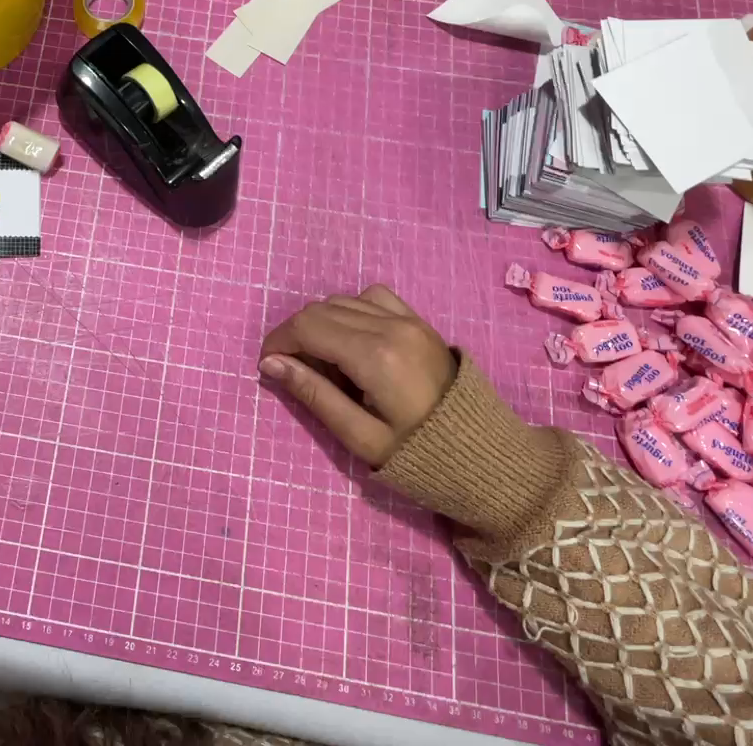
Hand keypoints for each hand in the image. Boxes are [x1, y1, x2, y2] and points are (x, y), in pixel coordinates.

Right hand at [259, 285, 458, 466]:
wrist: (484, 454)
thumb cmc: (419, 455)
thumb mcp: (360, 437)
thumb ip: (314, 395)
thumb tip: (272, 364)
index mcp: (375, 356)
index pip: (307, 327)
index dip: (278, 342)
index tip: (268, 366)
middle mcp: (390, 326)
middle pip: (320, 310)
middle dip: (295, 335)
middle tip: (295, 370)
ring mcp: (408, 319)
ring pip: (342, 300)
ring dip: (321, 324)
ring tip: (325, 362)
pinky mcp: (418, 320)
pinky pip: (371, 297)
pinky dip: (350, 311)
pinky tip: (352, 339)